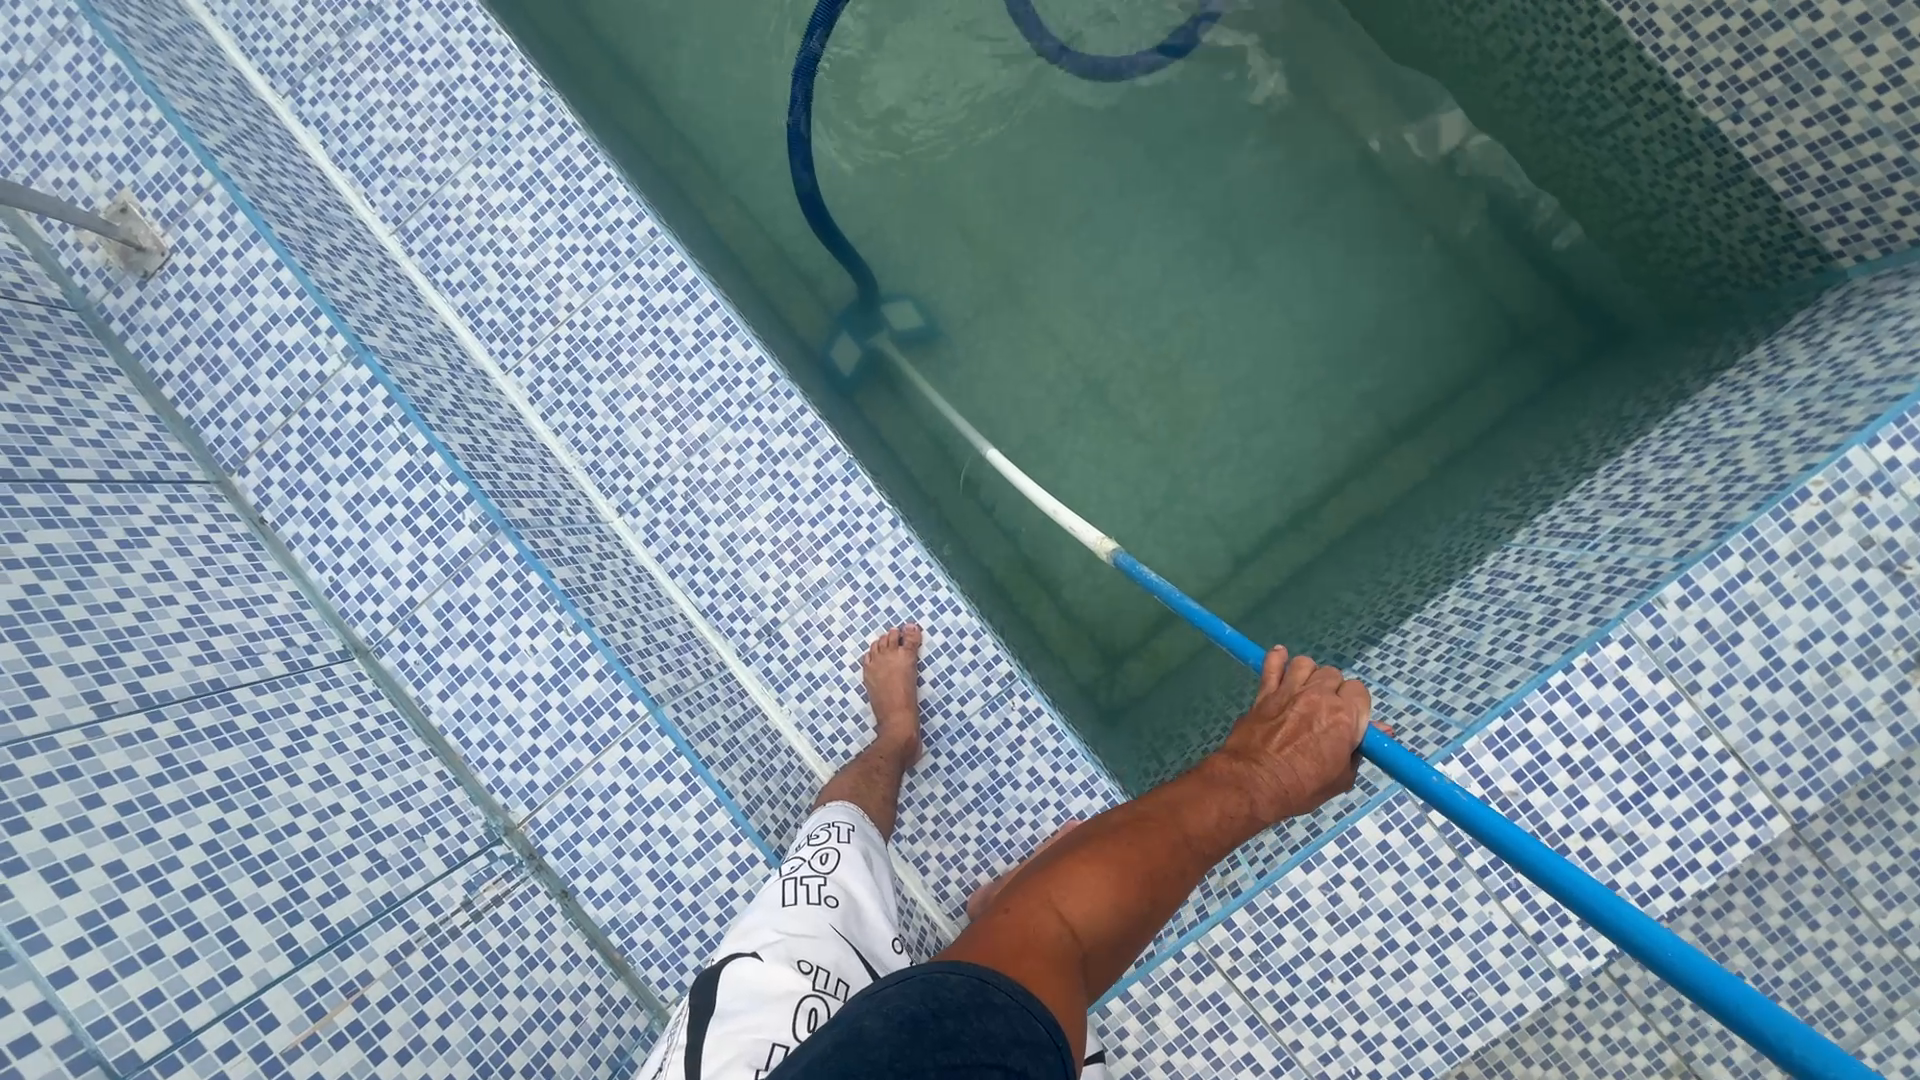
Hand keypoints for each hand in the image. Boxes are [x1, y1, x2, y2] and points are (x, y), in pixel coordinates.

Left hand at [1209, 646, 1378, 823]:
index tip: (1349, 720)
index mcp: (1344, 715)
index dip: (1355, 705)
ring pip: (1305, 664)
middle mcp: (1318, 695)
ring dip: (1309, 674)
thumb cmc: (1303, 786)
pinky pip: (1271, 665)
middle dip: (1333, 690)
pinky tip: (1280, 656)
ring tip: (1305, 691)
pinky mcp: (1264, 693)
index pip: (1359, 691)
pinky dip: (1277, 659)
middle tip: (1325, 712)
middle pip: (1333, 675)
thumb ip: (1360, 749)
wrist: (1254, 781)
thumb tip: (1381, 730)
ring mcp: (1289, 690)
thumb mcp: (1343, 776)